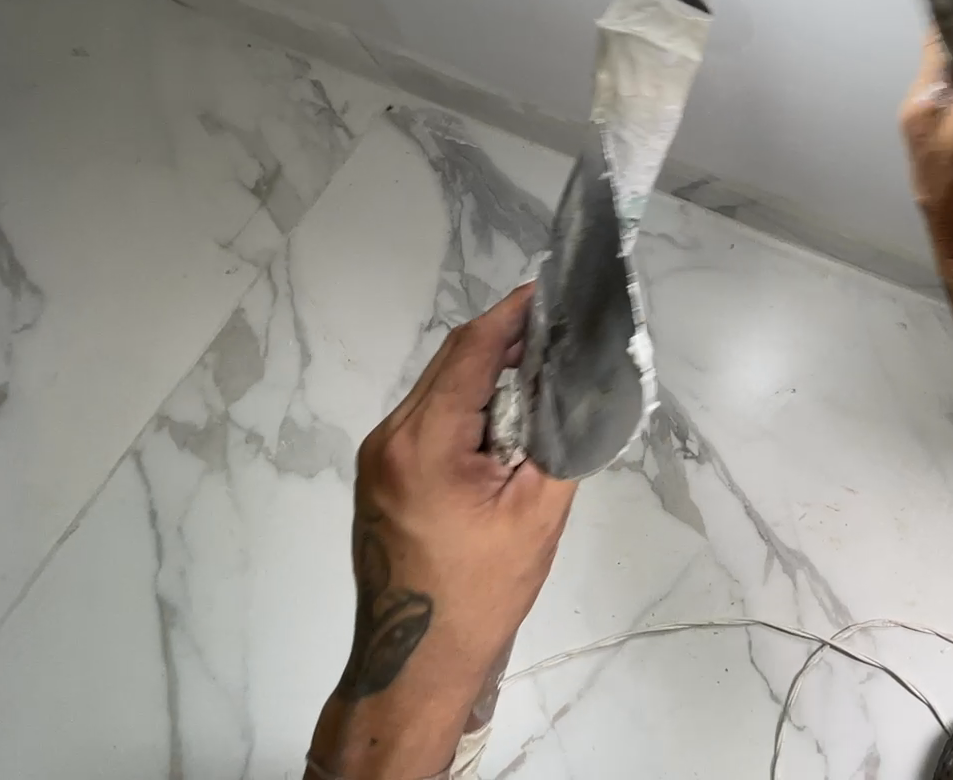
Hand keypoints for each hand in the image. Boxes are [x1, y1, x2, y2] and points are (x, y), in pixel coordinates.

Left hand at [310, 284, 575, 778]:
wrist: (416, 662)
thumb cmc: (483, 588)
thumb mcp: (538, 510)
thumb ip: (557, 437)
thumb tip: (573, 385)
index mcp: (424, 443)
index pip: (469, 352)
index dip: (509, 314)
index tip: (547, 290)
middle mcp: (389, 438)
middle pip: (450, 361)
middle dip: (502, 336)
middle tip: (557, 327)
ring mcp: (379, 457)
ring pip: (439, 385)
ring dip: (487, 368)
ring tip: (541, 364)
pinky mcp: (383, 473)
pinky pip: (430, 414)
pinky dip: (470, 398)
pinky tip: (506, 411)